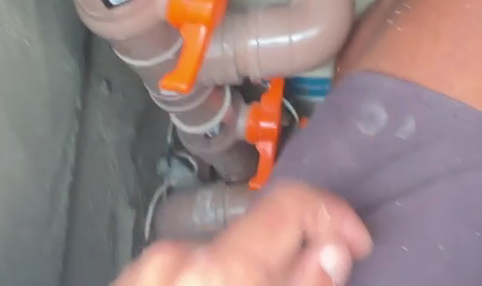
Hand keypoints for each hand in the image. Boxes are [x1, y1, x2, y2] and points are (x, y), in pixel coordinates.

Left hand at [114, 182, 372, 285]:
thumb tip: (333, 250)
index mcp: (220, 268)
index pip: (291, 203)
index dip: (335, 217)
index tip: (358, 246)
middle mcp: (179, 257)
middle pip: (258, 233)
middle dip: (294, 257)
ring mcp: (144, 272)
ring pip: (219, 258)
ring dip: (250, 277)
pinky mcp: (123, 285)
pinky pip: (180, 276)